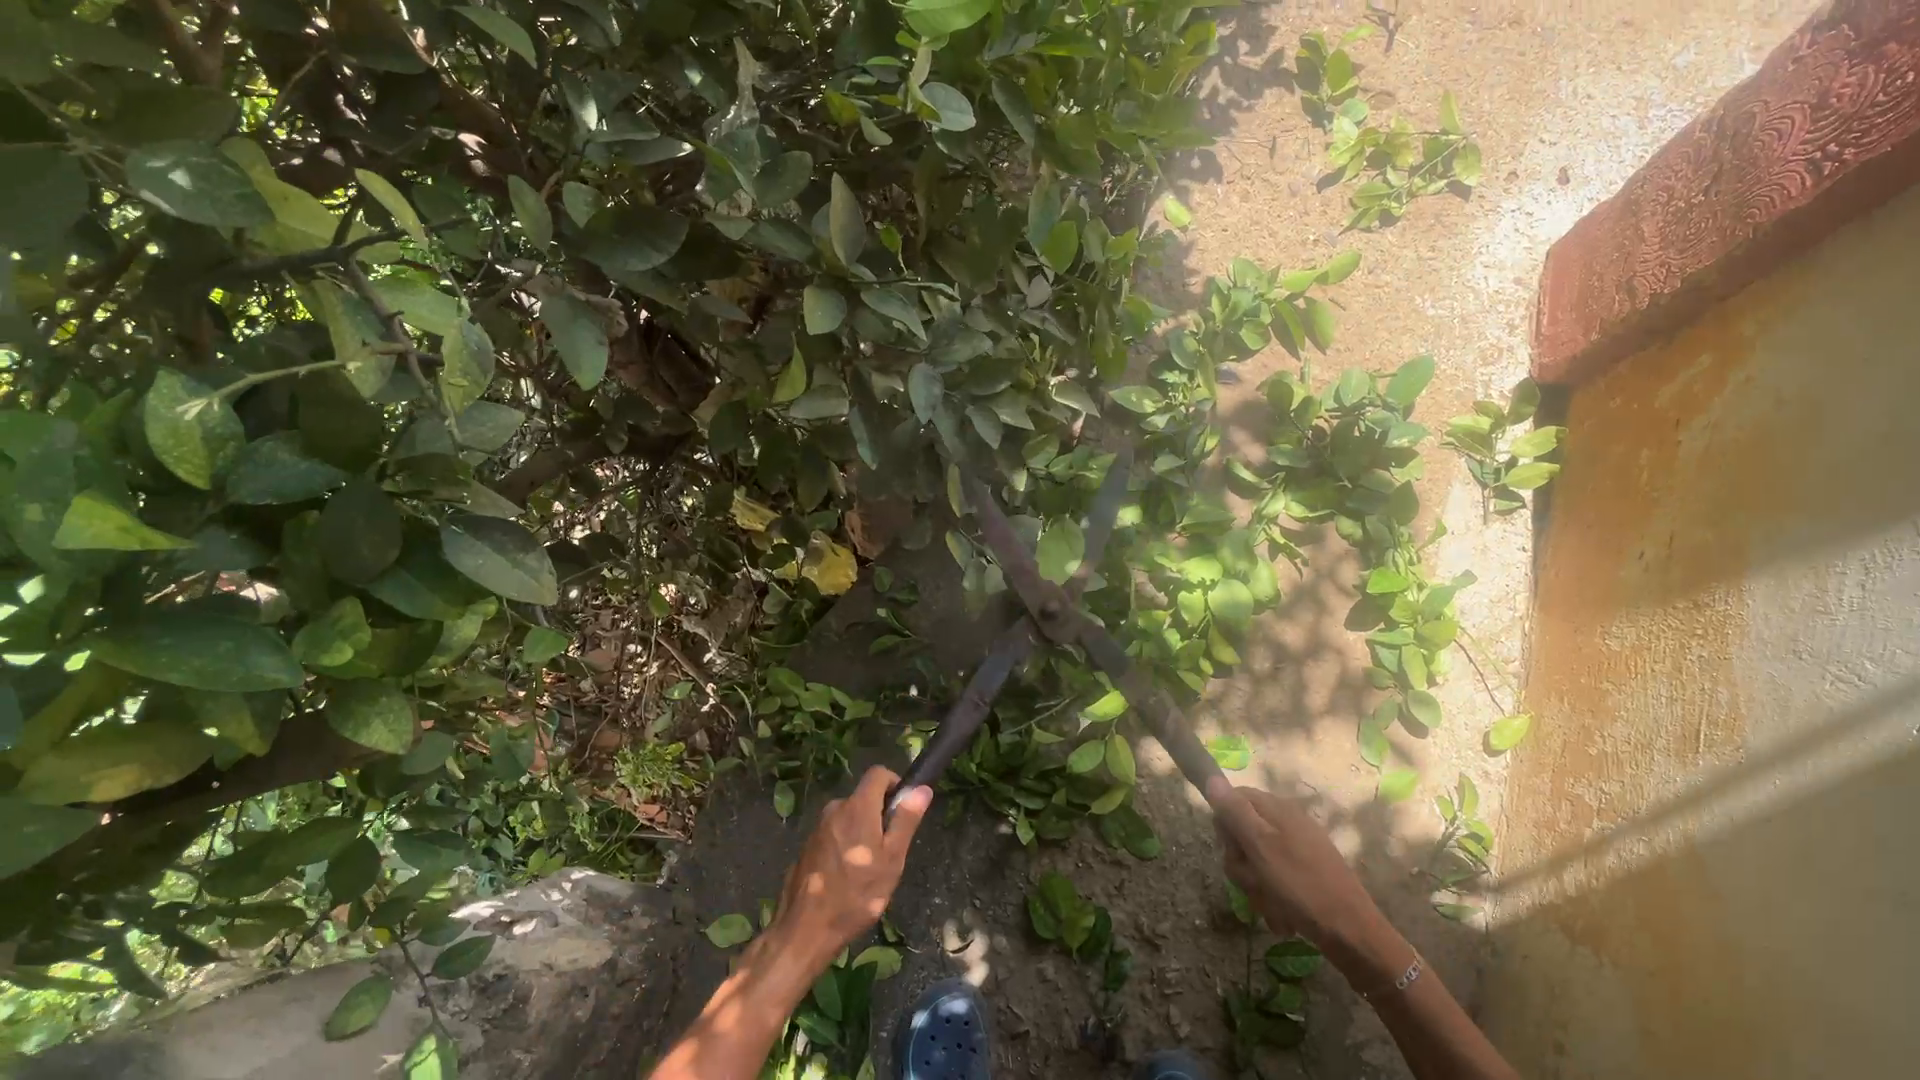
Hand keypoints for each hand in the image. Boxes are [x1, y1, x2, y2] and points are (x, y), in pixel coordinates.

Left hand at [768, 767, 931, 966]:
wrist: (806, 928)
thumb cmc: (857, 894)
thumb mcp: (892, 859)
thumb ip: (905, 820)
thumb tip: (921, 788)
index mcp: (856, 807)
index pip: (878, 773)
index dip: (895, 784)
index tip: (903, 810)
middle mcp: (834, 809)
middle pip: (864, 798)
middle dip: (880, 816)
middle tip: (889, 852)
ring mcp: (817, 828)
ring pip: (848, 818)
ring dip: (862, 834)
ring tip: (869, 871)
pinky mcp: (807, 847)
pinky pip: (834, 835)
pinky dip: (845, 846)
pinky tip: (847, 879)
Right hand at [1208, 777, 1375, 945]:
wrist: (1350, 931)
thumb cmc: (1300, 886)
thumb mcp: (1260, 847)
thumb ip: (1235, 812)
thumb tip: (1212, 779)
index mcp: (1277, 810)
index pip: (1234, 799)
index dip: (1225, 824)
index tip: (1231, 848)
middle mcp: (1288, 823)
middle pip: (1242, 832)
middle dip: (1240, 861)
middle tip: (1251, 879)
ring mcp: (1299, 848)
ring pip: (1256, 860)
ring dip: (1255, 884)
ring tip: (1269, 902)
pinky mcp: (1306, 872)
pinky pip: (1275, 879)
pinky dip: (1272, 897)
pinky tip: (1281, 914)